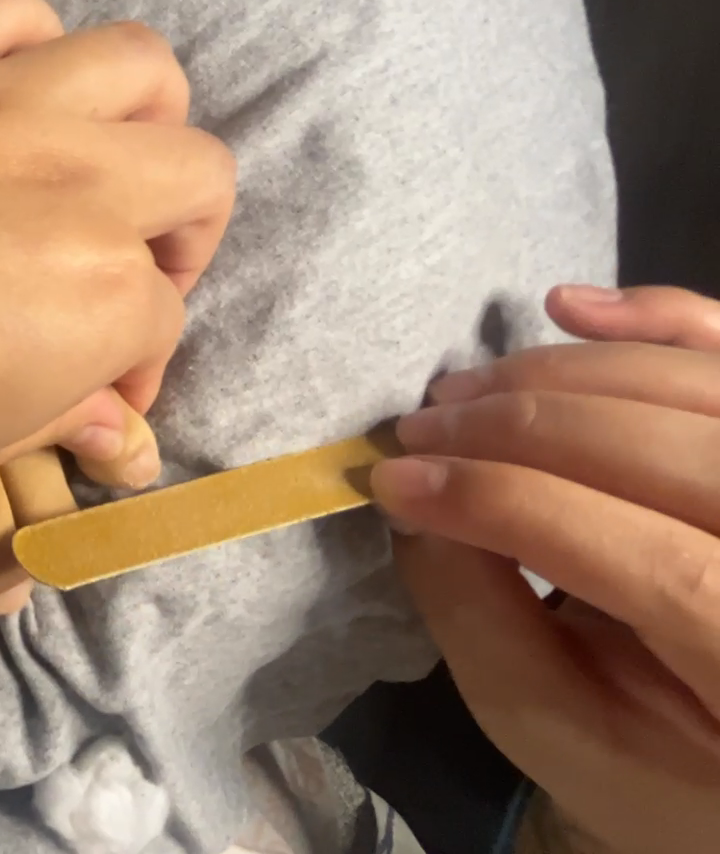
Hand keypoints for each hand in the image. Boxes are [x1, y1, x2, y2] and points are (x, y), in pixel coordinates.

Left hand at [0, 0, 233, 540]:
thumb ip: (37, 407)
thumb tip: (94, 395)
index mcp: (90, 303)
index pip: (156, 322)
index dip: (132, 364)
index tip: (92, 386)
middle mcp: (66, 182)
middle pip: (192, 176)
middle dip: (178, 236)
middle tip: (126, 277)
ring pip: (133, 65)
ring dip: (135, 119)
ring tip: (91, 166)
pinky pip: (5, 10)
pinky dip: (26, 47)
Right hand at [371, 285, 719, 853]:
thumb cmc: (671, 768)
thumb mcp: (559, 727)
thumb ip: (475, 618)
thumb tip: (411, 503)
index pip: (631, 550)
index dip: (488, 500)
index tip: (386, 481)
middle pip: (657, 450)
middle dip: (502, 428)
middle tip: (411, 434)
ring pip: (694, 386)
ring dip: (552, 375)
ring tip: (460, 394)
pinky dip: (657, 315)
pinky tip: (567, 307)